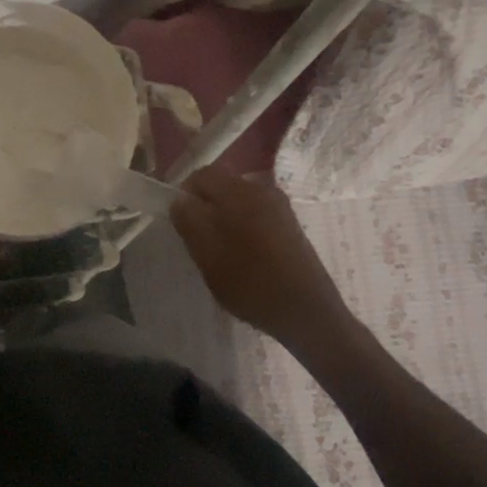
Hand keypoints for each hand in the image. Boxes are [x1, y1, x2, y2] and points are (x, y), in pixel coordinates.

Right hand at [169, 164, 353, 344]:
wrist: (308, 311)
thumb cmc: (252, 283)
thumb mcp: (208, 256)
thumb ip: (189, 222)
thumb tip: (179, 200)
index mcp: (240, 193)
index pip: (201, 175)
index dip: (184, 194)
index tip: (179, 223)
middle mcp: (262, 190)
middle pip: (221, 185)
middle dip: (203, 206)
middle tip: (197, 240)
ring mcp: (280, 206)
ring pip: (237, 201)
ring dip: (222, 218)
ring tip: (220, 251)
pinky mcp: (289, 223)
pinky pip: (254, 213)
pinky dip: (241, 226)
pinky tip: (243, 255)